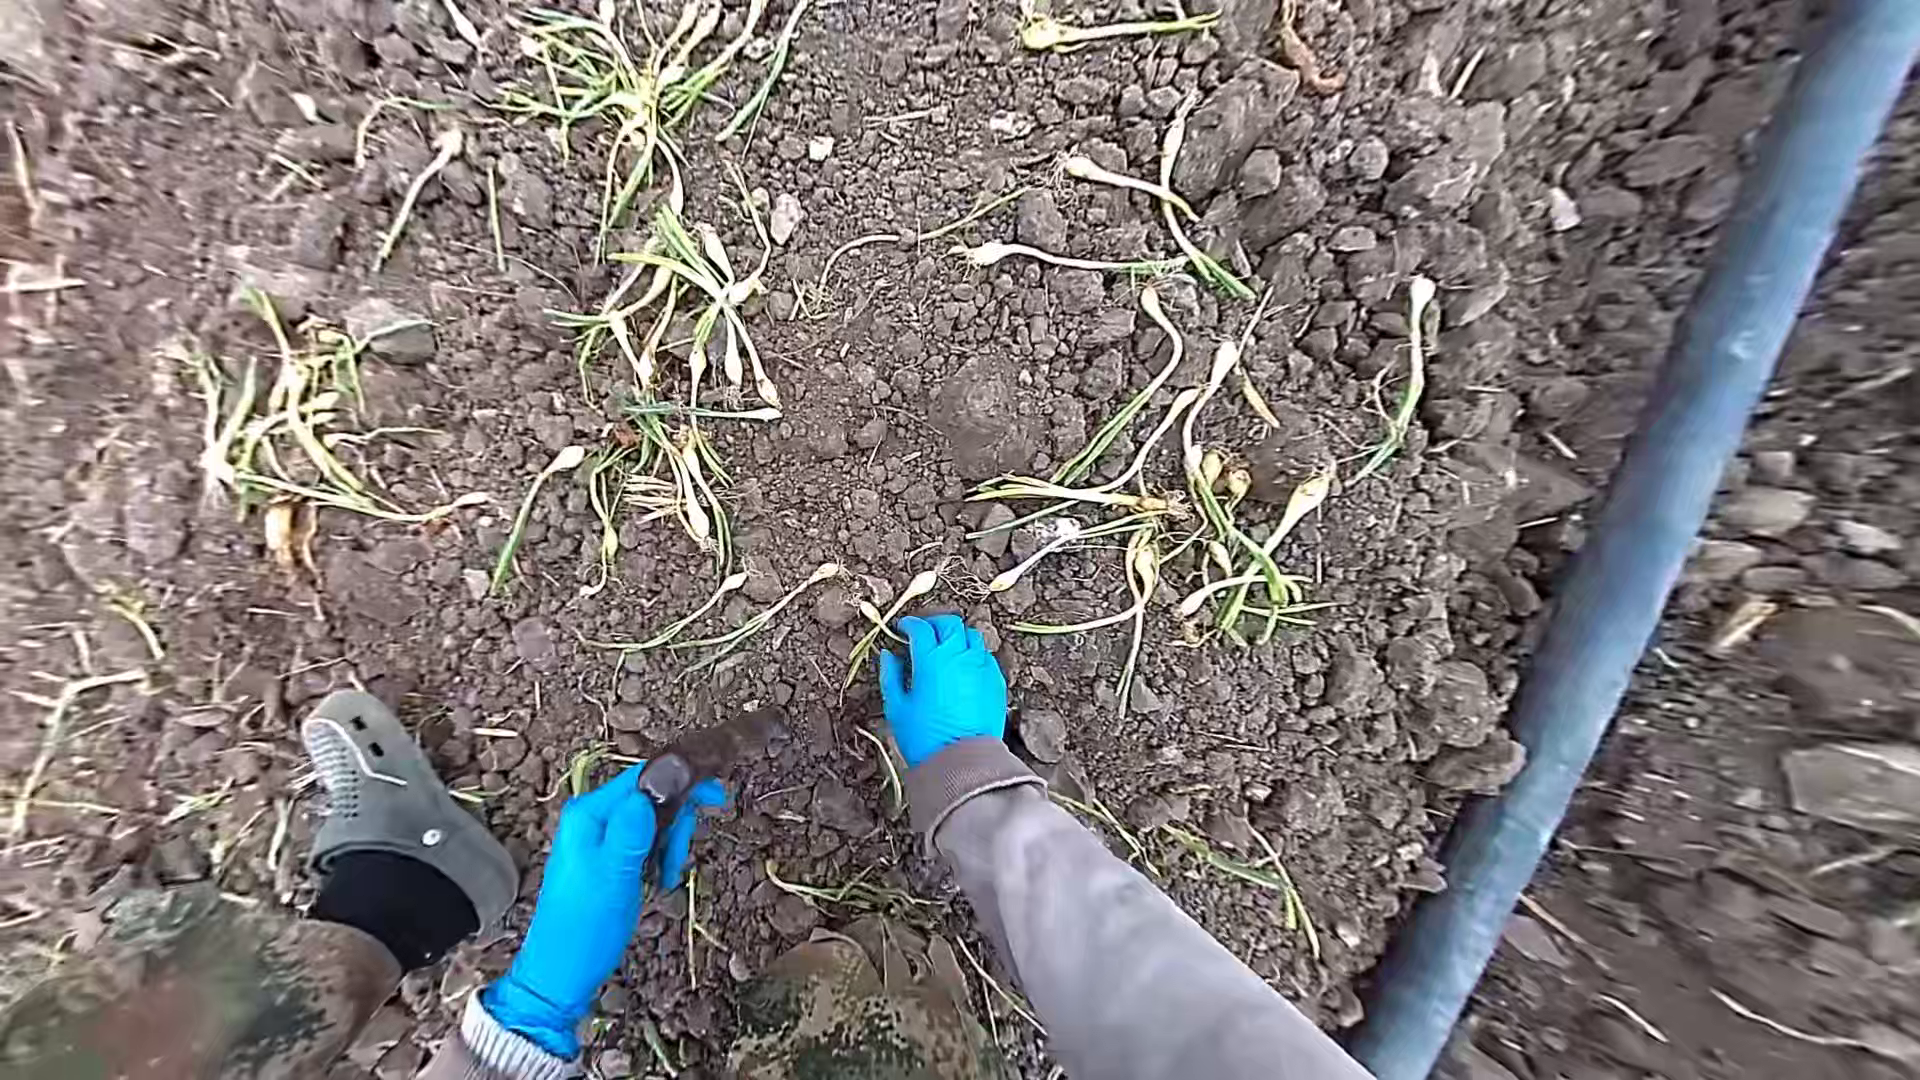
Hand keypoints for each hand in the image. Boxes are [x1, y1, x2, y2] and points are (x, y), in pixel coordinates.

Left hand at [482, 762, 724, 1057]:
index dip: (683, 780)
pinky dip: (663, 854)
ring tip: (669, 872)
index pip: (644, 776)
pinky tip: (662, 876)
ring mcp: (605, 835)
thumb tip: (652, 788)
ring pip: (658, 817)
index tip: (714, 795)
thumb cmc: (583, 927)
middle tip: (680, 854)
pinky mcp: (615, 853)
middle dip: (677, 822)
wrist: (560, 977)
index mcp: (589, 813)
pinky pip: (651, 837)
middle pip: (655, 795)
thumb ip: (630, 829)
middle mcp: (596, 816)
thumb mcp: (611, 876)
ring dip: (672, 842)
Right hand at [878, 614, 1007, 767]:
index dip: (909, 624)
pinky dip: (972, 654)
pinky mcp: (996, 680)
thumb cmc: (925, 739)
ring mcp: (981, 666)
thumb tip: (888, 655)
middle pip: (950, 623)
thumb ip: (890, 676)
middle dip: (935, 623)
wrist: (962, 762)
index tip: (902, 629)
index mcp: (932, 659)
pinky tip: (963, 668)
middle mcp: (959, 656)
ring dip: (956, 636)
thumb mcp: (897, 707)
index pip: (921, 628)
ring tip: (945, 648)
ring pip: (971, 636)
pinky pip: (985, 656)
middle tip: (924, 633)